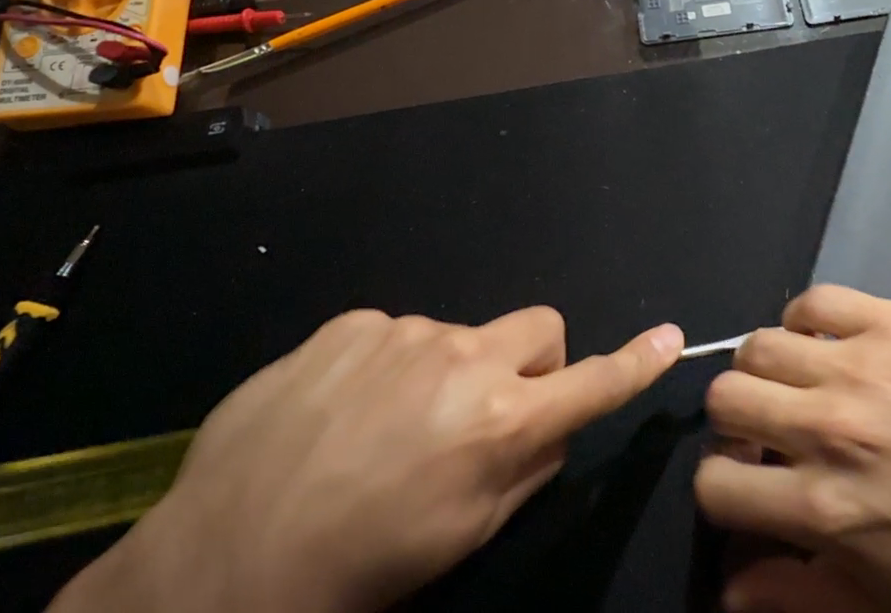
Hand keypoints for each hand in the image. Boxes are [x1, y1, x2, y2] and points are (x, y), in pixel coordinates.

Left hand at [53, 308, 682, 612]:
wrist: (220, 564)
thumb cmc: (363, 566)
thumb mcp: (467, 535)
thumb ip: (528, 468)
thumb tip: (553, 425)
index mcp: (499, 423)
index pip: (593, 382)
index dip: (638, 363)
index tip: (670, 338)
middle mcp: (462, 361)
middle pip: (540, 328)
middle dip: (532, 364)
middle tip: (485, 413)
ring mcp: (402, 333)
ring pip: (461, 336)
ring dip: (449, 371)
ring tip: (386, 427)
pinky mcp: (348, 324)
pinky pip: (396, 334)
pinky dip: (390, 365)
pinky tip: (343, 410)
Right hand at [695, 285, 890, 611]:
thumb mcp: (882, 599)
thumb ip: (795, 595)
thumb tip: (727, 586)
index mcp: (820, 506)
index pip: (714, 482)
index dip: (723, 484)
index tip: (750, 478)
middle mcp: (826, 429)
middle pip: (726, 400)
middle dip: (737, 420)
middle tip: (771, 427)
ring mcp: (859, 367)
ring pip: (759, 346)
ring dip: (766, 369)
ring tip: (796, 381)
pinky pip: (815, 301)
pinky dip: (805, 319)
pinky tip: (825, 342)